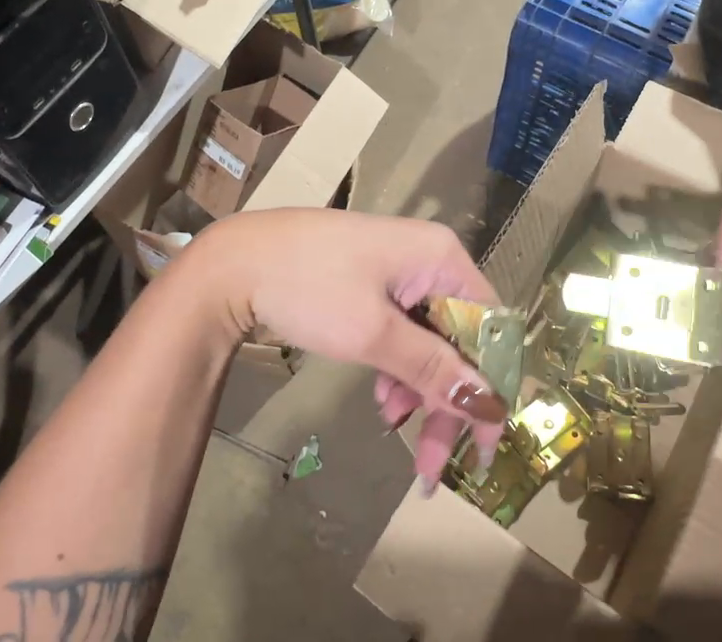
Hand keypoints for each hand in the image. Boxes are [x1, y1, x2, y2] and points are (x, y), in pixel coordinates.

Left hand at [179, 208, 508, 484]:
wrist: (231, 265)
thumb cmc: (308, 288)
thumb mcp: (373, 334)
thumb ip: (433, 369)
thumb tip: (490, 405)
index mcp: (441, 258)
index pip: (490, 325)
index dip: (490, 384)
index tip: (482, 444)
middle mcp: (428, 260)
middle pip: (459, 338)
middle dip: (447, 399)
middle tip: (431, 463)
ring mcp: (399, 271)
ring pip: (430, 341)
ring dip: (419, 388)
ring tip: (393, 422)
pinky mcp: (373, 285)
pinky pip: (403, 332)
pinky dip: (397, 368)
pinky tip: (383, 398)